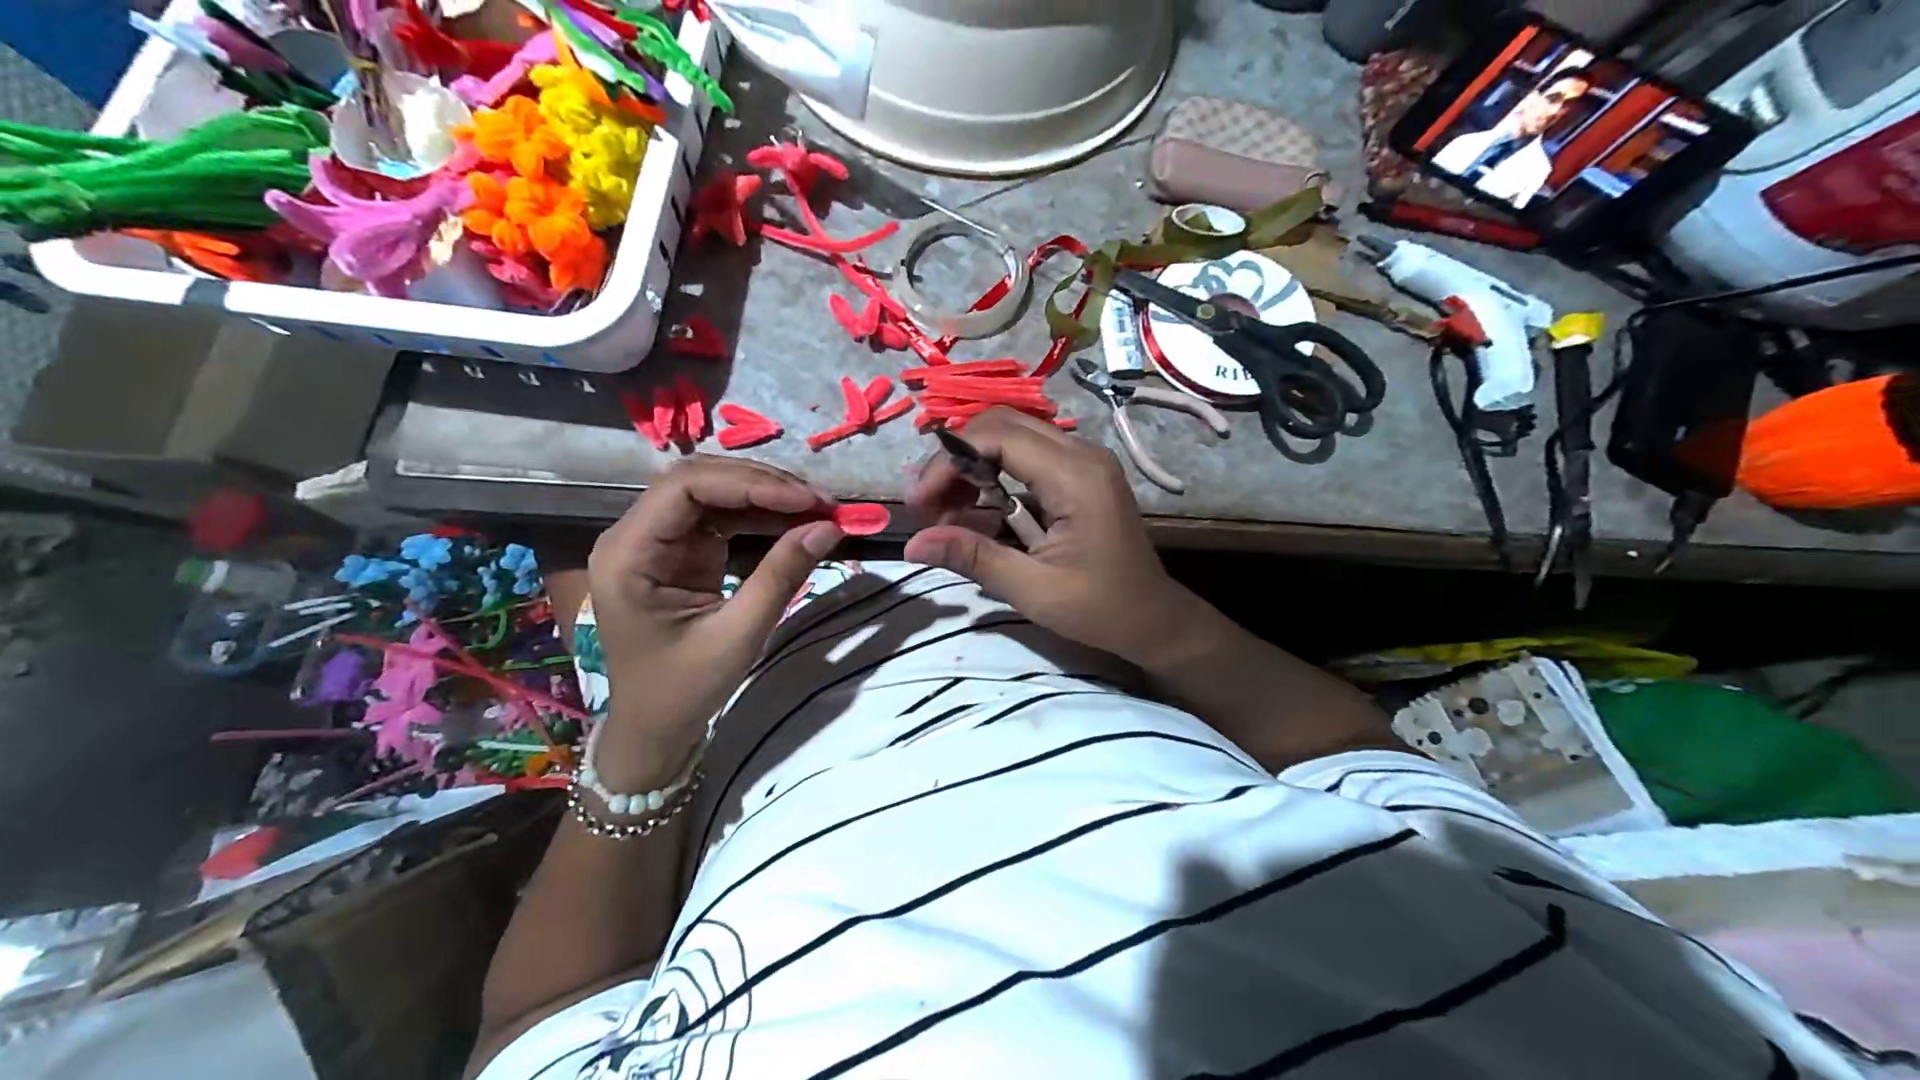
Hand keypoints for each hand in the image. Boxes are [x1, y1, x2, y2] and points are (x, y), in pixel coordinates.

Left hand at [587, 457, 840, 787]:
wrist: (655, 726)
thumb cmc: (684, 688)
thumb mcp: (738, 635)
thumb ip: (780, 576)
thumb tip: (829, 527)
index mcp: (629, 554)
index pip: (686, 488)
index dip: (749, 483)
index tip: (806, 501)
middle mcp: (635, 535)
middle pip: (700, 481)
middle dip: (763, 485)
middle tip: (822, 503)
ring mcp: (658, 540)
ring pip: (715, 493)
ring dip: (767, 497)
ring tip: (818, 510)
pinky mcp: (680, 550)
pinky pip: (722, 517)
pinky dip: (762, 516)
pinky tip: (797, 521)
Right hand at [905, 408, 1202, 665]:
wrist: (1154, 619)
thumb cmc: (1101, 608)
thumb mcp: (1034, 590)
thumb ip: (975, 558)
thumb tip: (913, 544)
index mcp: (1076, 476)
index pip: (998, 435)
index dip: (949, 460)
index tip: (920, 502)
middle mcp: (1081, 454)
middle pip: (1002, 426)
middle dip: (955, 460)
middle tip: (928, 506)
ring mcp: (1083, 462)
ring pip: (1011, 439)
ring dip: (972, 470)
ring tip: (944, 516)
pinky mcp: (1078, 476)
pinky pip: (1026, 460)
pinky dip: (993, 481)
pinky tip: (974, 516)